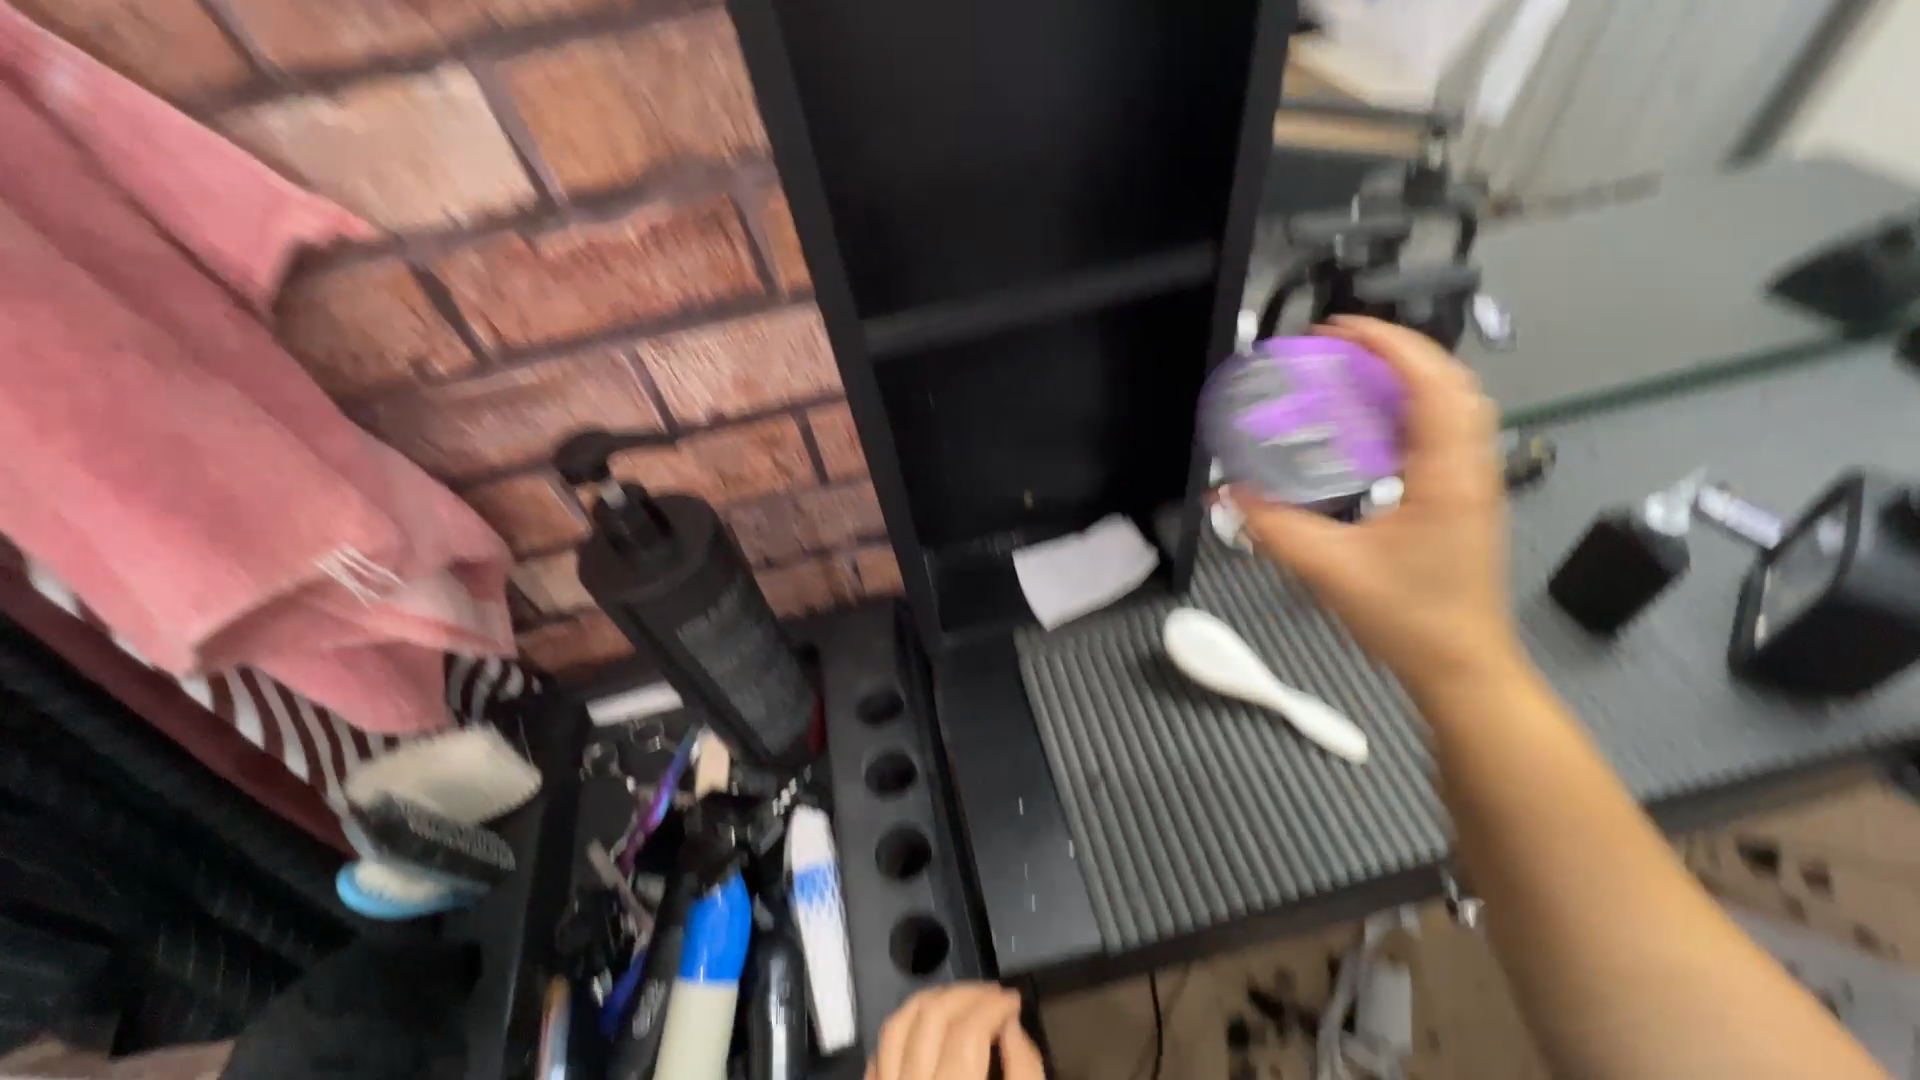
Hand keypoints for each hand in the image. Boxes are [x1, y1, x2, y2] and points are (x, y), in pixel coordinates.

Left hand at [867, 983, 1045, 1079]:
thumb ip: (1025, 1075)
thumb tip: (1012, 1026)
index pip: (967, 1034)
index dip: (993, 1006)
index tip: (1013, 999)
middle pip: (930, 1020)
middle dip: (965, 995)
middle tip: (992, 994)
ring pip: (896, 1027)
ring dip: (930, 1002)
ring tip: (960, 1001)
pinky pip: (878, 1056)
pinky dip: (903, 1032)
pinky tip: (926, 1031)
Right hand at [1238, 317, 1523, 697]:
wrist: (1463, 665)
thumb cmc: (1412, 620)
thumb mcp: (1329, 570)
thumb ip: (1273, 528)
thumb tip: (1228, 496)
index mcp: (1446, 476)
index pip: (1430, 384)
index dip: (1388, 345)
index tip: (1341, 330)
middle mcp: (1470, 470)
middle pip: (1450, 382)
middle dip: (1397, 353)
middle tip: (1342, 350)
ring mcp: (1474, 484)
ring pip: (1454, 406)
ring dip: (1407, 380)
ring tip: (1355, 377)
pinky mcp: (1466, 500)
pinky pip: (1445, 433)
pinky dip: (1411, 412)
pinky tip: (1373, 427)